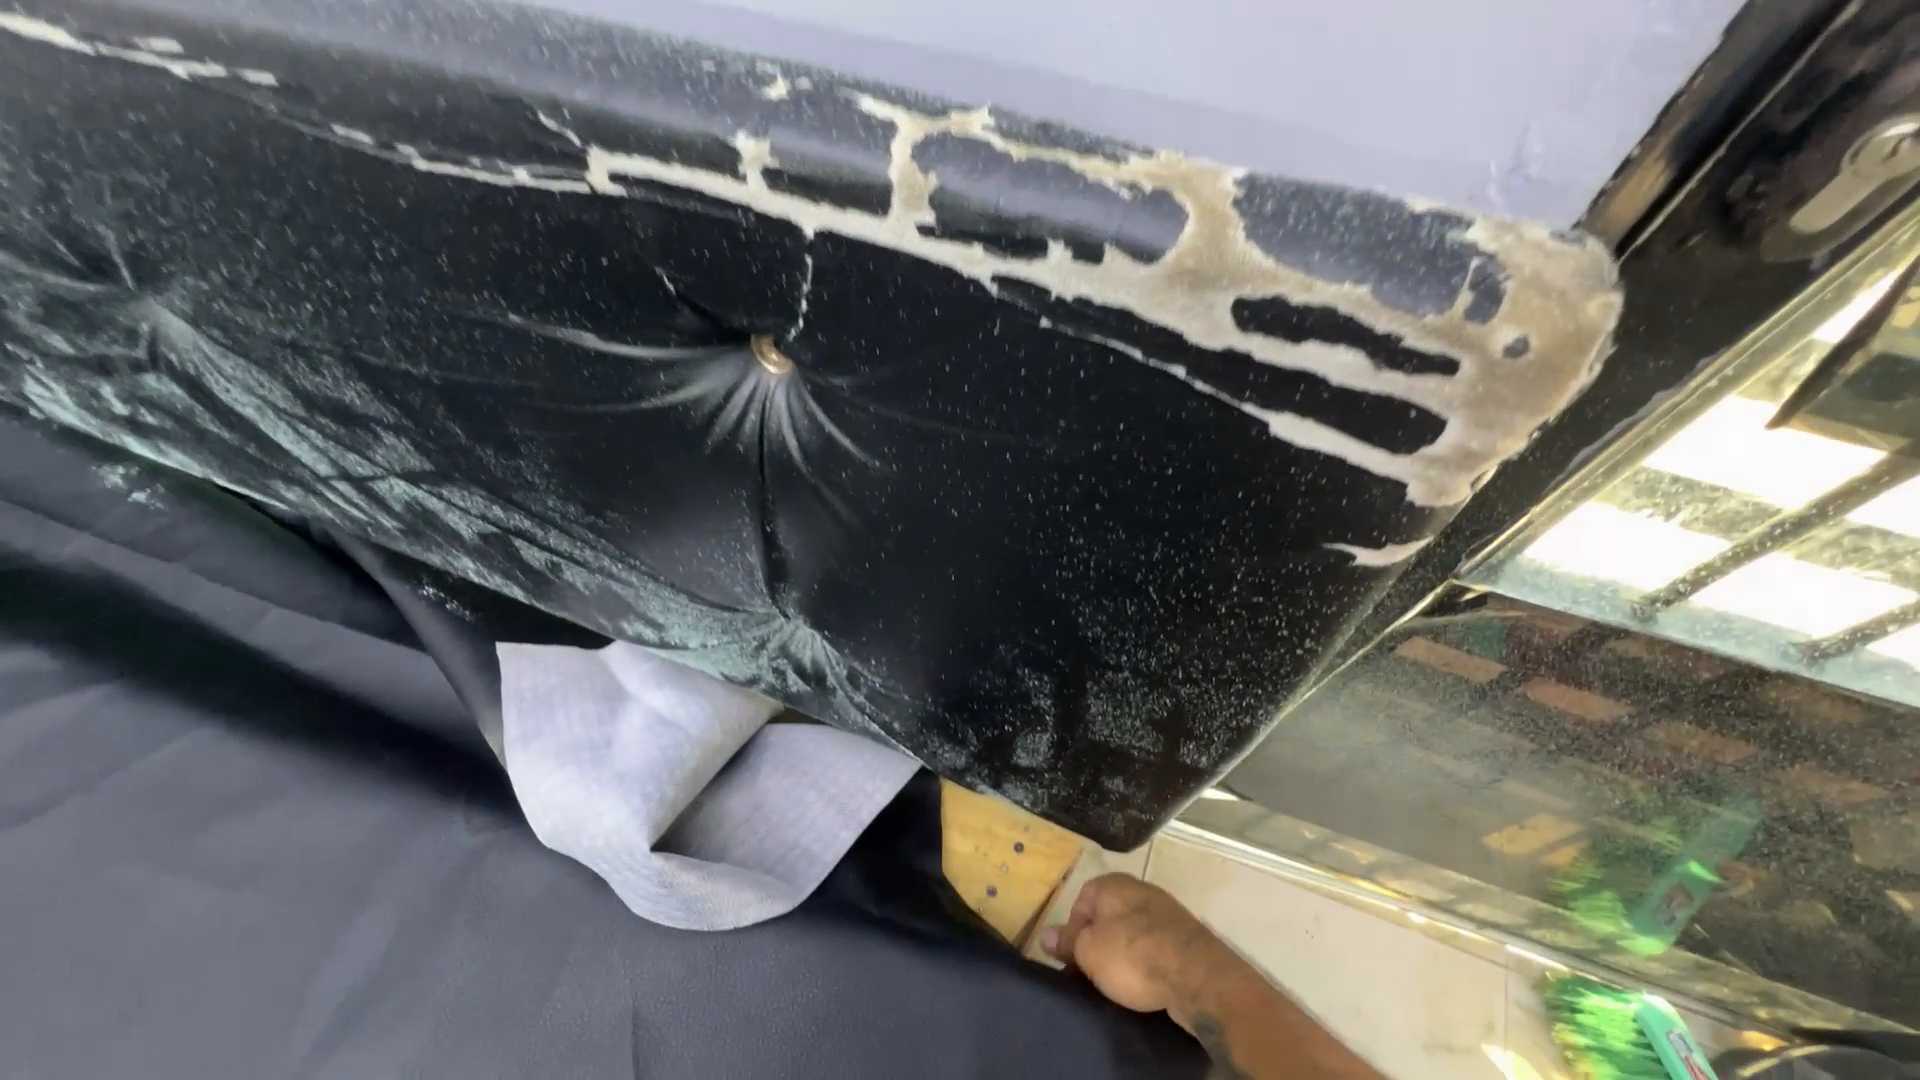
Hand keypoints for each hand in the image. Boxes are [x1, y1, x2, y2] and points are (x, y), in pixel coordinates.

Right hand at [1039, 873, 1240, 1022]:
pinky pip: (1157, 945)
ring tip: (1121, 982)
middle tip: (1094, 972)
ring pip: (1134, 931)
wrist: (1197, 975)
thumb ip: (1066, 942)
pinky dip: (1150, 961)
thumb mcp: (1088, 952)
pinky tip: (1148, 982)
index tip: (1074, 960)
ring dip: (1126, 953)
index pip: (1081, 902)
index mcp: (1112, 883)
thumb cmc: (1132, 955)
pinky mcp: (1187, 935)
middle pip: (1109, 915)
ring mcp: (1167, 910)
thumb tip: (1044, 934)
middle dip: (1100, 942)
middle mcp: (1140, 888)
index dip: (1074, 932)